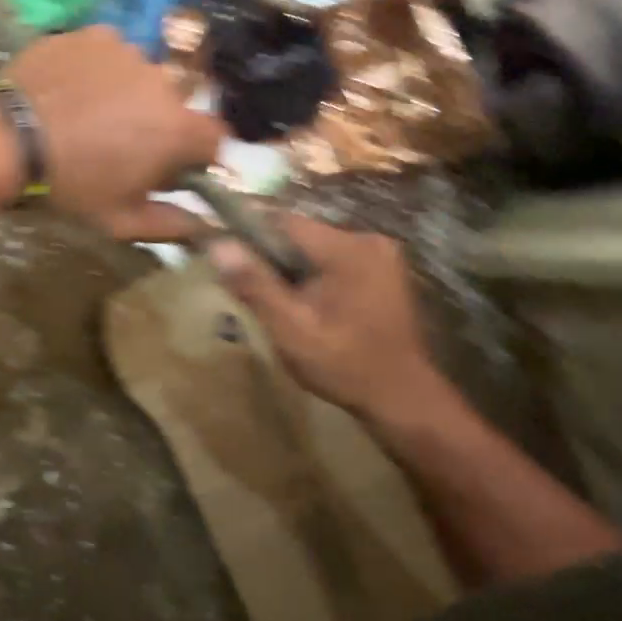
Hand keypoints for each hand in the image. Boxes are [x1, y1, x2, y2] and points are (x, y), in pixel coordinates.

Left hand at [5, 26, 225, 241]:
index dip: (198, 154)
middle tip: (121, 142)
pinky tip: (70, 89)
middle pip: (175, 103)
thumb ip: (173, 224)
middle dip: (159, 122)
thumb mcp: (121, 220)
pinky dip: (98, 69)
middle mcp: (162, 81)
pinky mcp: (93, 35)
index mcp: (178, 128)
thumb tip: (207, 226)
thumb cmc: (70, 186)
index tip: (174, 166)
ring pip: (140, 74)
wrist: (7, 140)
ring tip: (88, 113)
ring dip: (127, 91)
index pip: (214, 137)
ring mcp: (127, 52)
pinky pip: (108, 53)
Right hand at [208, 216, 448, 418]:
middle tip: (251, 288)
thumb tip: (218, 244)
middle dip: (272, 255)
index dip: (249, 232)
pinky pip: (335, 259)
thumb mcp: (291, 329)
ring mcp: (381, 254)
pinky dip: (315, 274)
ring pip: (316, 246)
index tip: (226, 253)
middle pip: (300, 233)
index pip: (283, 221)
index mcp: (347, 249)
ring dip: (293, 266)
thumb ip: (255, 285)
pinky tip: (308, 303)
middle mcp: (368, 240)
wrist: (403, 399)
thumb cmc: (344, 365)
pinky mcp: (384, 270)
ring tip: (279, 299)